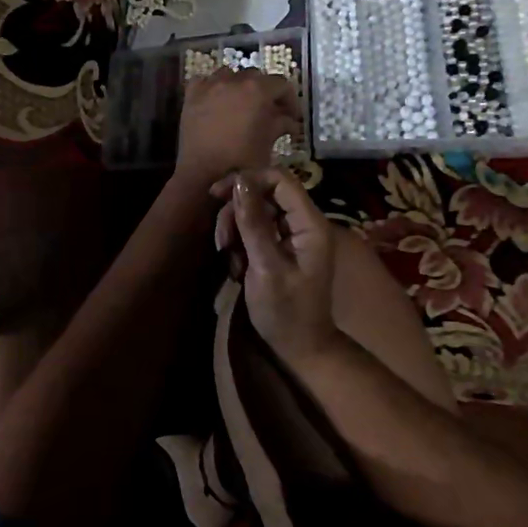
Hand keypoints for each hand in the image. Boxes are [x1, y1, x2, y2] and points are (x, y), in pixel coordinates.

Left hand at [173, 69, 298, 187]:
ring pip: (230, 74)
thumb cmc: (240, 159)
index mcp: (257, 90)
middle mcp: (234, 80)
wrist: (202, 171)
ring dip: (238, 85)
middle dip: (265, 91)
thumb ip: (281, 125)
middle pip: (256, 76)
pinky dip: (212, 86)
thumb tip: (290, 121)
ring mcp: (210, 85)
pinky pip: (204, 81)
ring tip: (240, 103)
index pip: (281, 84)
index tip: (291, 114)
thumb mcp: (267, 143)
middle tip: (267, 110)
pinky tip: (215, 99)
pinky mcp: (192, 94)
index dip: (289, 99)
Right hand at [211, 168, 340, 363]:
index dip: (248, 180)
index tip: (217, 194)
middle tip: (222, 242)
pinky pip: (255, 231)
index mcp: (310, 224)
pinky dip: (240, 244)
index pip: (280, 180)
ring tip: (229, 260)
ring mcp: (291, 236)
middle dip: (236, 211)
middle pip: (264, 194)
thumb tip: (240, 182)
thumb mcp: (266, 267)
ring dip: (235, 230)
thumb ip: (254, 223)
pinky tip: (237, 268)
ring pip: (255, 212)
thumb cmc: (286, 311)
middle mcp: (303, 224)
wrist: (299, 346)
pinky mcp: (279, 248)